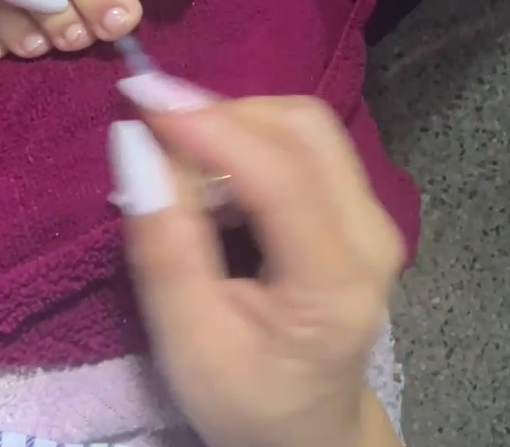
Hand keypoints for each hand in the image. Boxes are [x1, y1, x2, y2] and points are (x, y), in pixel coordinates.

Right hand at [111, 81, 404, 446]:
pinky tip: (215, 175)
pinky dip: (251, 139)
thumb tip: (135, 145)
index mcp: (334, 283)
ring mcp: (374, 212)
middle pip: (302, 128)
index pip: (280, 176)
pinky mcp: (360, 203)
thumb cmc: (246, 400)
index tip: (143, 95)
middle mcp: (371, 232)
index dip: (211, 125)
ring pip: (305, 124)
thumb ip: (164, 247)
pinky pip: (306, 141)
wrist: (310, 429)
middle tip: (158, 128)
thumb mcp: (188, 345)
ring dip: (236, 123)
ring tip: (182, 159)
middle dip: (224, 114)